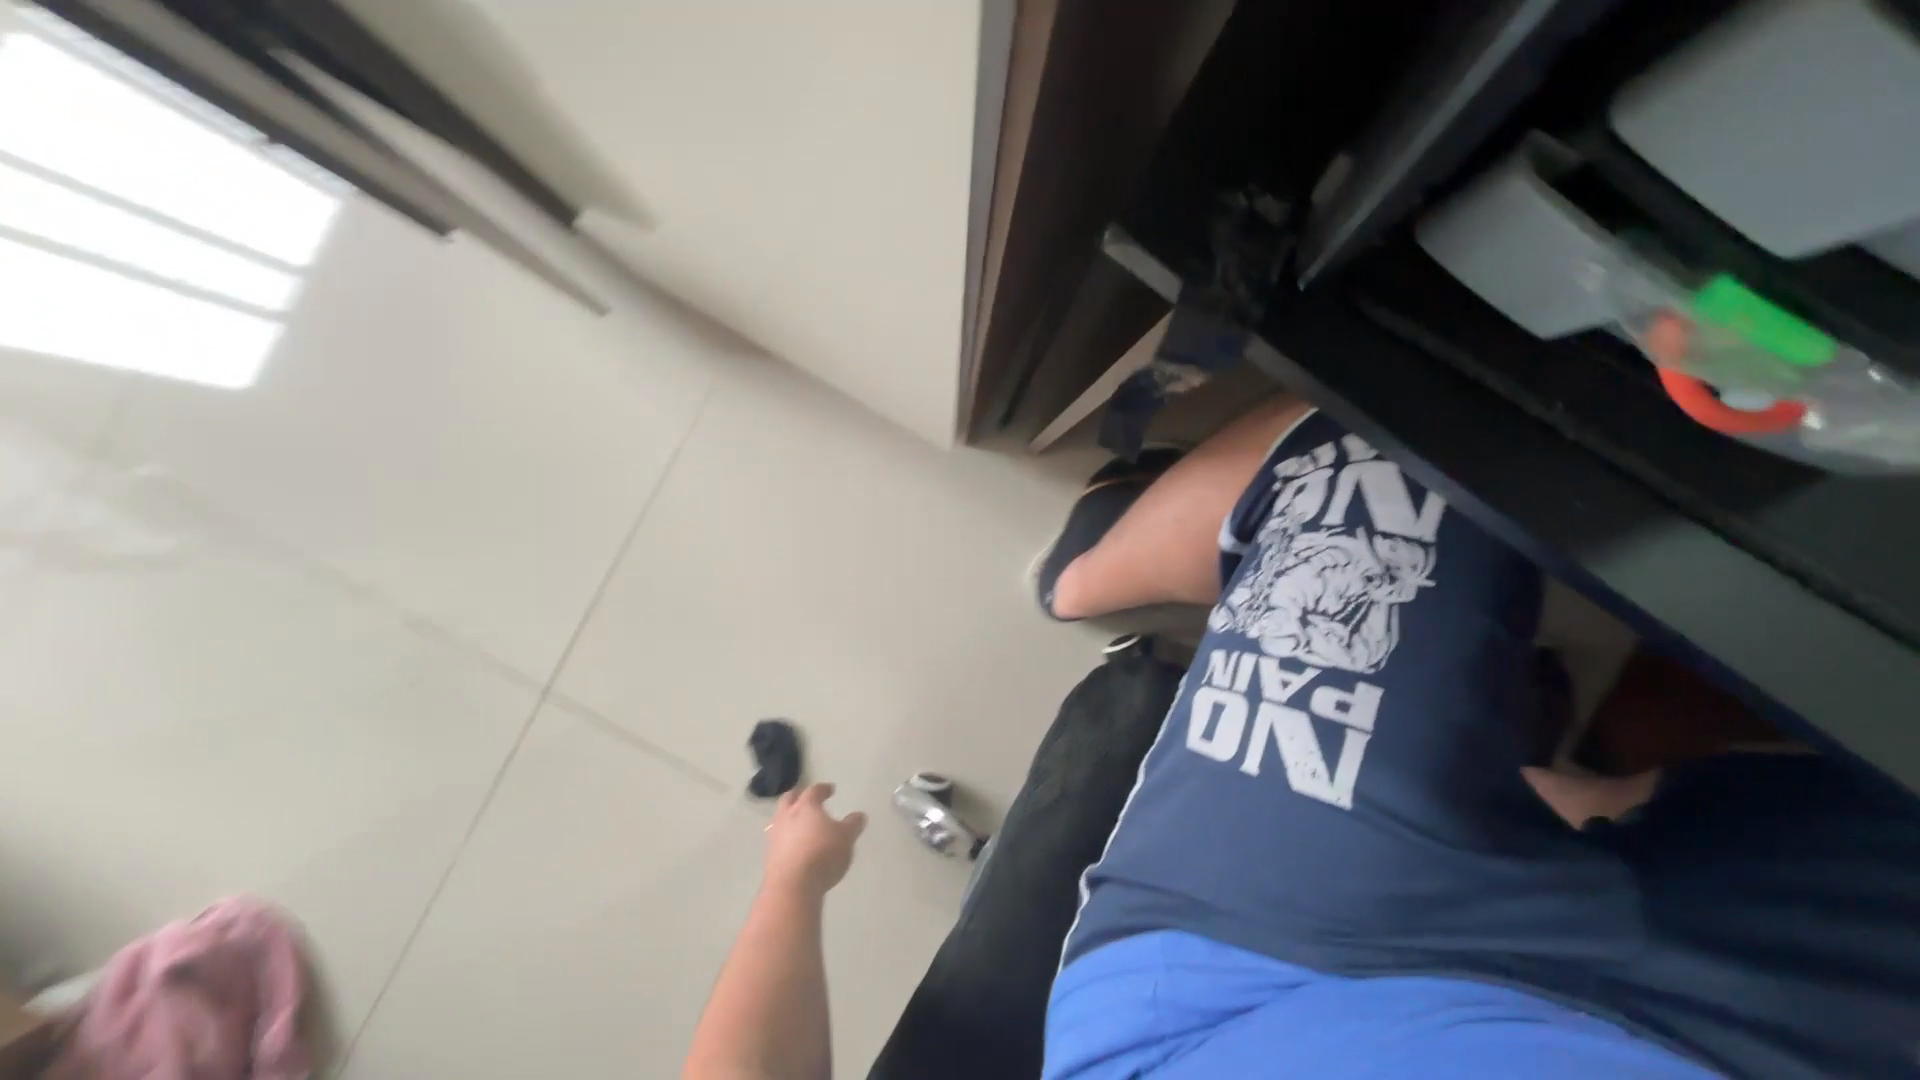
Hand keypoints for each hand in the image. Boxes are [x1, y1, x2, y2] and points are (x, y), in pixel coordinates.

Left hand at [763, 783, 866, 899]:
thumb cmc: (823, 854)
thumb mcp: (846, 838)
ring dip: (789, 818)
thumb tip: (859, 815)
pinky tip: (795, 846)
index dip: (823, 789)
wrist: (793, 886)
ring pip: (780, 819)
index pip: (813, 791)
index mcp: (806, 807)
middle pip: (789, 799)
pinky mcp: (770, 856)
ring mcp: (775, 837)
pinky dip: (787, 838)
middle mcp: (786, 817)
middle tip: (807, 799)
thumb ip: (852, 825)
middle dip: (798, 797)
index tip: (831, 789)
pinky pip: (779, 840)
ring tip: (800, 824)